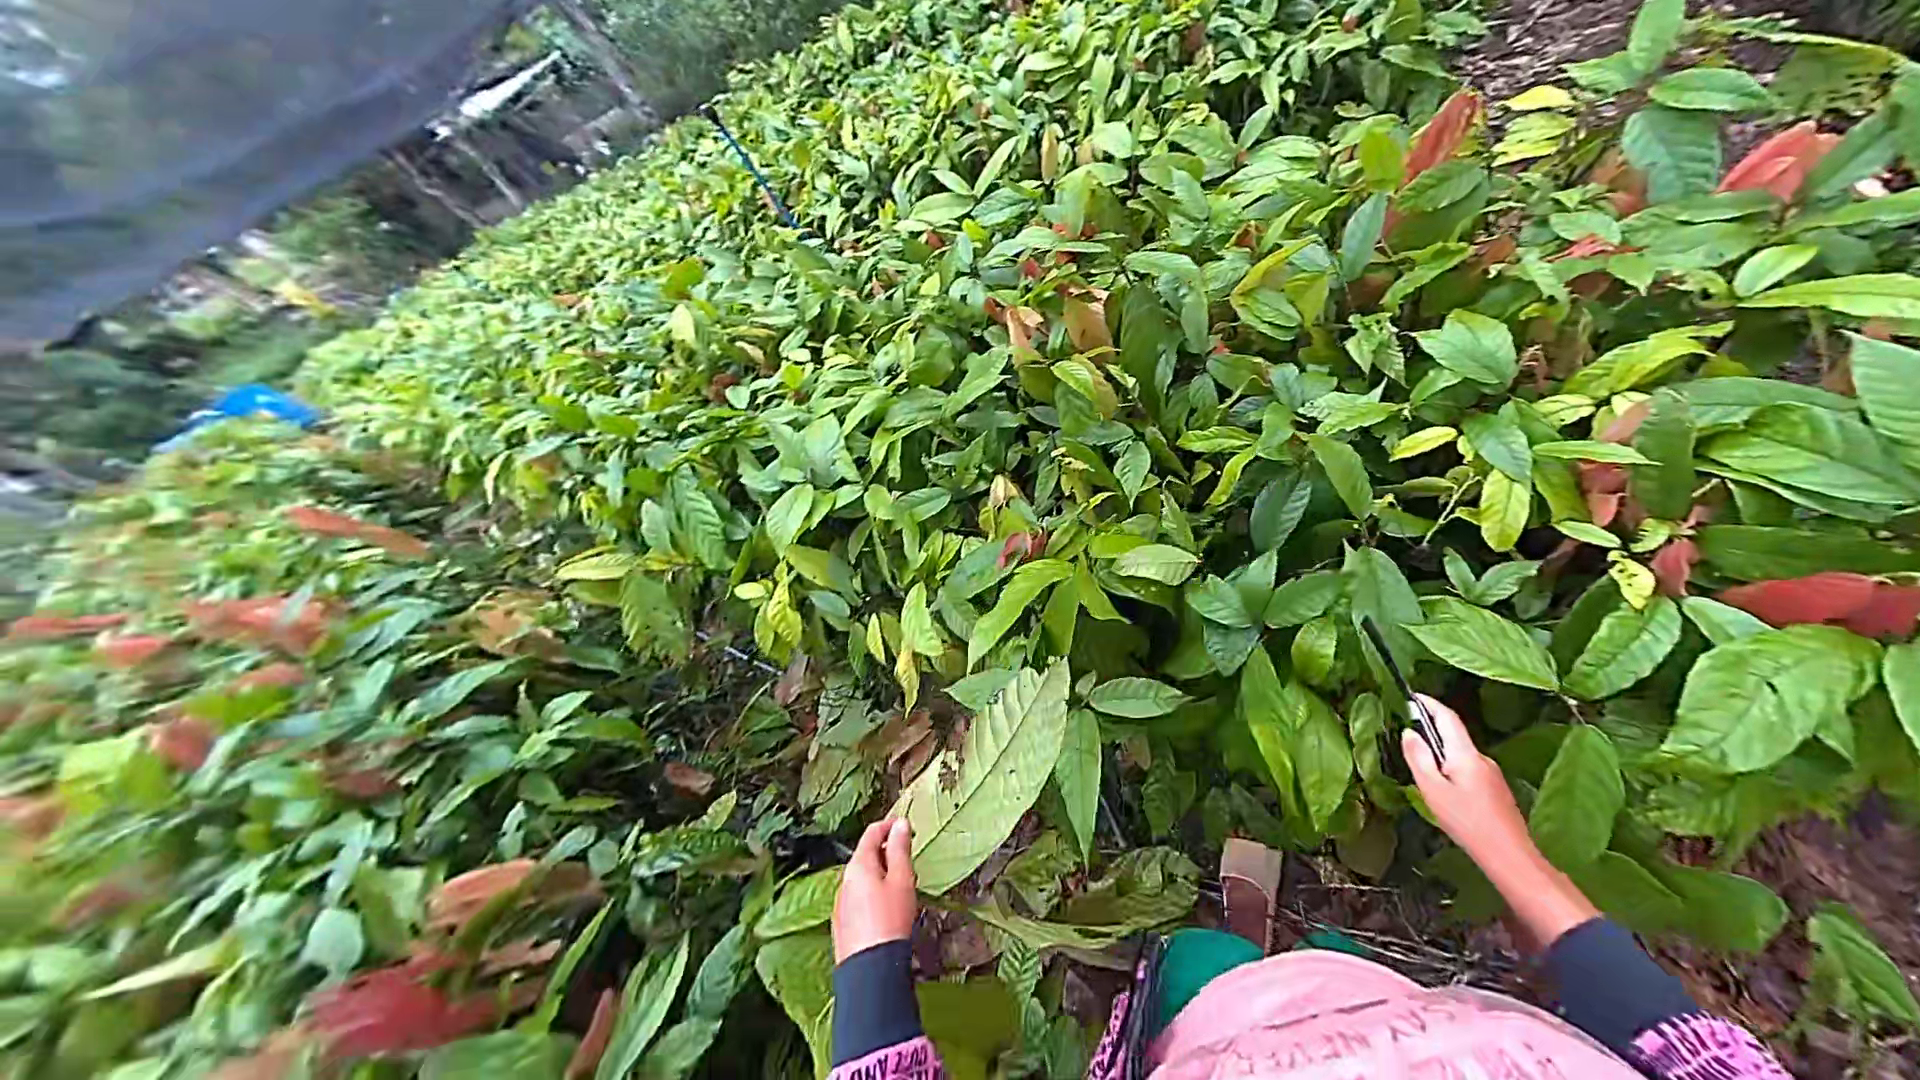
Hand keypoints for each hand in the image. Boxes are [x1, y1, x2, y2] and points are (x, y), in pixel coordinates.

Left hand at [832, 818, 918, 963]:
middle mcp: (845, 881)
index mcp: (858, 866)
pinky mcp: (843, 923)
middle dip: (885, 849)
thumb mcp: (901, 879)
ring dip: (879, 871)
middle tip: (905, 851)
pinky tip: (885, 905)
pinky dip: (871, 890)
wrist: (870, 971)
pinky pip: (858, 897)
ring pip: (861, 877)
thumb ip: (900, 849)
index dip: (889, 825)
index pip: (872, 833)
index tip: (904, 824)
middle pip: (865, 854)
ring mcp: (841, 903)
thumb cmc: (890, 920)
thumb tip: (900, 825)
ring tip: (899, 879)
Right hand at [1400, 695, 1530, 863]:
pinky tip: (1443, 789)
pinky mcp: (1496, 789)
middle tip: (1407, 734)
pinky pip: (1468, 768)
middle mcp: (1483, 759)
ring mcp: (1492, 774)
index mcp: (1466, 755)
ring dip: (1440, 753)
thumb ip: (1419, 757)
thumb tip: (1409, 732)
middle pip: (1454, 735)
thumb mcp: (1432, 789)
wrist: (1510, 856)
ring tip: (1421, 769)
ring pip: (1460, 754)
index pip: (1448, 718)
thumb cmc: (1467, 822)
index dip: (1429, 704)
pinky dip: (1451, 768)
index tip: (1412, 695)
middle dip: (1431, 730)